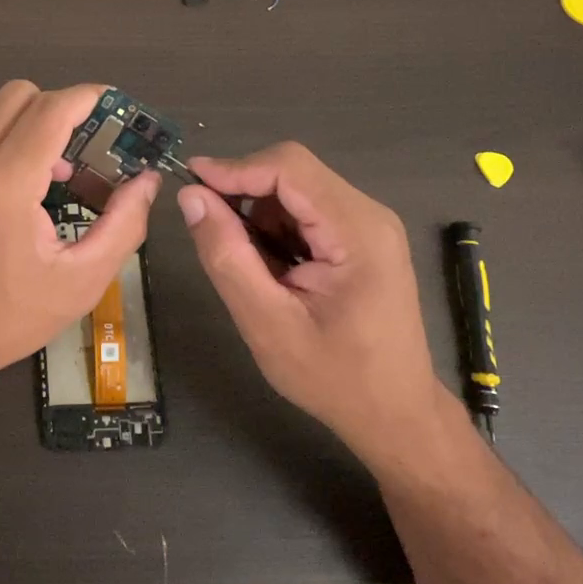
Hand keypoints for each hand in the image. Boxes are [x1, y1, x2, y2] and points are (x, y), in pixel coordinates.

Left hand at [0, 81, 160, 394]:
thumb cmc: (3, 320)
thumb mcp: (78, 282)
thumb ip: (123, 225)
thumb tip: (147, 181)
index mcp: (6, 182)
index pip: (52, 108)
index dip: (89, 97)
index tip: (115, 106)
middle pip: (20, 95)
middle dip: (58, 110)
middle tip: (82, 152)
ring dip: (27, 129)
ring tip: (49, 182)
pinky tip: (10, 198)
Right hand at [177, 143, 444, 450]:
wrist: (395, 415)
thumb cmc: (334, 378)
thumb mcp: (266, 323)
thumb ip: (226, 256)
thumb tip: (191, 197)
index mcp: (357, 231)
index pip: (288, 168)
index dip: (234, 168)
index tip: (187, 185)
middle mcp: (369, 214)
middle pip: (292, 172)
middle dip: (243, 192)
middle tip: (209, 230)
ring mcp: (369, 224)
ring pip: (296, 188)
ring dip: (258, 213)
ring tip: (247, 264)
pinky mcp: (362, 237)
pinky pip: (306, 208)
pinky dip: (276, 226)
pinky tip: (271, 268)